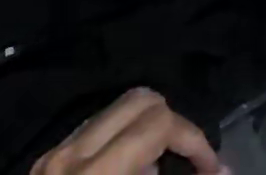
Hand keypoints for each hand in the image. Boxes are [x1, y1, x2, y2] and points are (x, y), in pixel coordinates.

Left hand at [31, 88, 224, 174]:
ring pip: (118, 109)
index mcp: (97, 174)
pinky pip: (96, 129)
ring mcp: (54, 156)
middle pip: (141, 99)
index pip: (158, 123)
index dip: (195, 140)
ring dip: (149, 130)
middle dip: (174, 125)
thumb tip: (220, 172)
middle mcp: (73, 153)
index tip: (212, 169)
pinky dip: (122, 140)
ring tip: (161, 171)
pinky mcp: (45, 165)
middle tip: (190, 163)